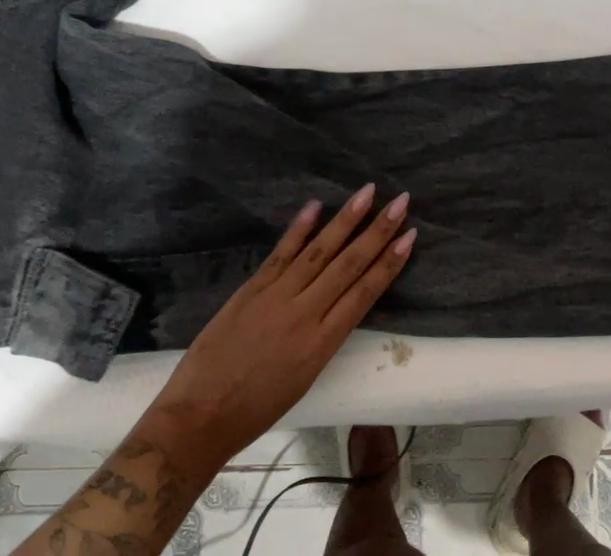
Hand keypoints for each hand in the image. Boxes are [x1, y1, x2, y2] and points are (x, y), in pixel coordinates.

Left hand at [149, 184, 415, 465]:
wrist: (201, 417)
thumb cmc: (255, 409)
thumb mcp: (303, 378)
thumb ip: (322, 338)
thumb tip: (336, 304)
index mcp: (322, 344)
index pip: (364, 293)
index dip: (389, 263)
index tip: (410, 236)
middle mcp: (305, 315)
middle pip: (348, 265)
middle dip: (377, 231)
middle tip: (401, 201)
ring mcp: (276, 298)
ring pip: (318, 252)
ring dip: (345, 219)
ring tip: (367, 193)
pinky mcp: (250, 290)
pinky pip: (280, 254)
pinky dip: (298, 229)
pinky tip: (315, 205)